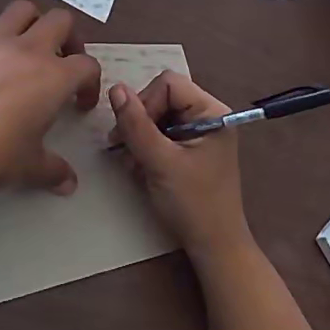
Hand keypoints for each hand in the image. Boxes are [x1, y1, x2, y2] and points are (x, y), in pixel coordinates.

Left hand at [0, 0, 101, 202]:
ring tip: (27, 49)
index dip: (90, 83)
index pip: (87, 65)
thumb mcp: (26, 167)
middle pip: (61, 20)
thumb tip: (69, 183)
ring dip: (32, 23)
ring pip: (22, 9)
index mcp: (54, 77)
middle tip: (61, 63)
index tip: (79, 104)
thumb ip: (52, 170)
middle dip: (68, 38)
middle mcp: (28, 49)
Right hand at [107, 71, 251, 261]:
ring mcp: (199, 133)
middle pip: (161, 97)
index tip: (132, 132)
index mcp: (211, 111)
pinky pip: (161, 134)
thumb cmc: (193, 203)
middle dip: (139, 121)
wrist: (214, 246)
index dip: (145, 102)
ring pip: (157, 116)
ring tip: (132, 164)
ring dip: (139, 137)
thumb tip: (115, 89)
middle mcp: (207, 116)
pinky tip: (140, 169)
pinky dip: (146, 148)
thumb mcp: (160, 162)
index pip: (168, 84)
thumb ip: (136, 125)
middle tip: (122, 148)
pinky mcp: (189, 149)